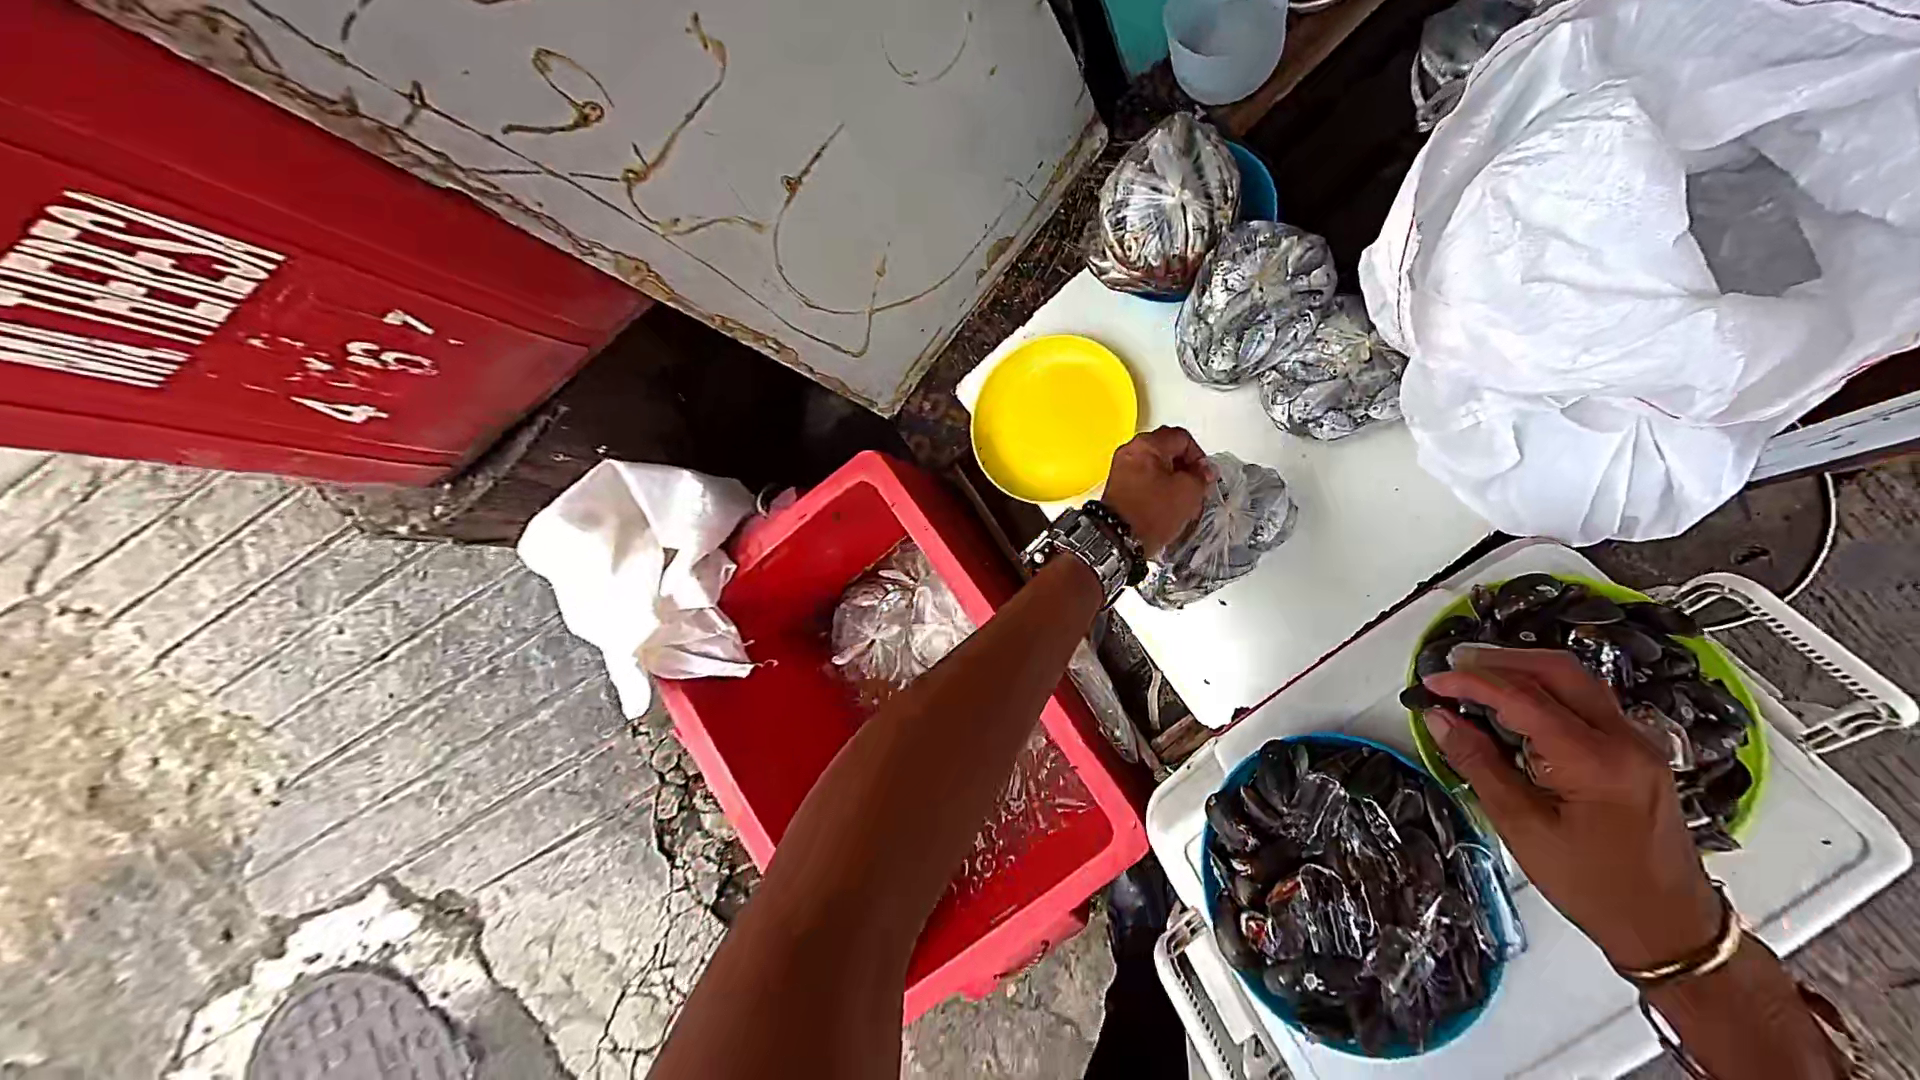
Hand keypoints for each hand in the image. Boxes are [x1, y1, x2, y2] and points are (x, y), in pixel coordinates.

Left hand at [1102, 426, 1210, 557]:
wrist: (1119, 539)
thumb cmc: (1150, 514)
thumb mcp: (1189, 491)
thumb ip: (1201, 476)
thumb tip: (1203, 472)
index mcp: (1146, 445)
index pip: (1182, 438)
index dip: (1199, 456)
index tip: (1204, 475)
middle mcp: (1129, 452)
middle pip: (1166, 450)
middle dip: (1184, 468)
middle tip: (1195, 486)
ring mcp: (1120, 469)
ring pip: (1155, 466)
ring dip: (1171, 479)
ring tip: (1181, 499)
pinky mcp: (1117, 487)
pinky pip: (1143, 480)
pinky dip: (1156, 489)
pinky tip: (1165, 506)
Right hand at [1420, 648, 1721, 970]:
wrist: (1669, 925)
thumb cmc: (1600, 886)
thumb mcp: (1521, 825)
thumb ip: (1478, 763)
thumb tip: (1442, 721)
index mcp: (1595, 762)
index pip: (1520, 697)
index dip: (1469, 682)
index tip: (1434, 682)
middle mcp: (1625, 744)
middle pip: (1557, 670)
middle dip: (1498, 660)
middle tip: (1453, 666)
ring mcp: (1637, 745)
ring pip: (1575, 679)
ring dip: (1521, 669)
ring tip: (1476, 677)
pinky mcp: (1637, 753)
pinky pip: (1587, 700)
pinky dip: (1544, 689)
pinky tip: (1514, 703)